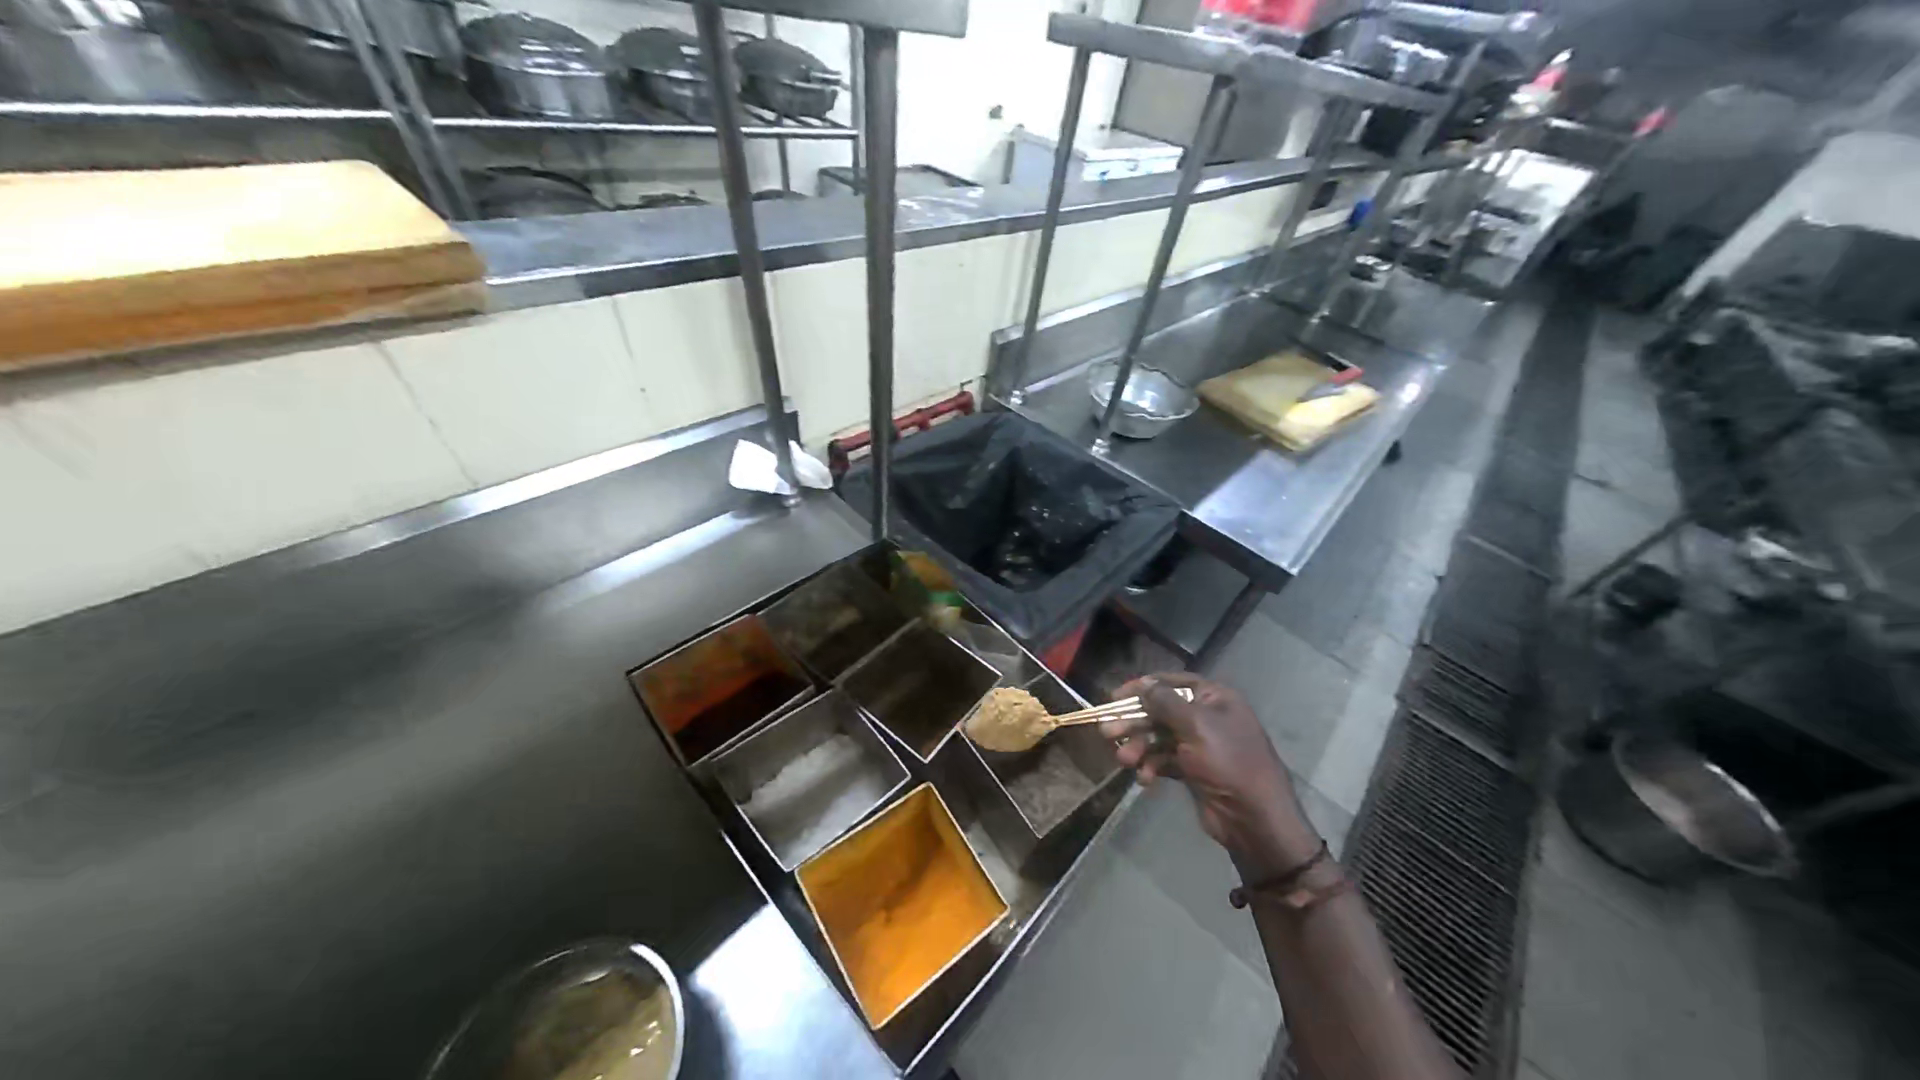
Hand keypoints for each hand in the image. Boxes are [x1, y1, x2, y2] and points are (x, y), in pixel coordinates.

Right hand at [1102, 672, 1322, 879]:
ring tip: (1124, 761)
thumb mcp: (1195, 725)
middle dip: (1134, 723)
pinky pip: (1164, 761)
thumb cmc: (1228, 762)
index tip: (1114, 697)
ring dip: (1139, 748)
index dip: (1142, 688)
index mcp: (1214, 698)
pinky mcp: (1193, 771)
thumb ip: (1164, 702)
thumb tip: (1143, 683)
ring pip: (1158, 738)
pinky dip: (1151, 767)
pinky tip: (1145, 779)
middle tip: (1107, 733)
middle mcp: (1206, 717)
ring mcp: (1199, 745)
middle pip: (1160, 712)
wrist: (1254, 818)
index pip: (1171, 683)